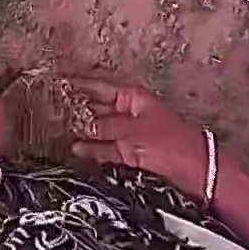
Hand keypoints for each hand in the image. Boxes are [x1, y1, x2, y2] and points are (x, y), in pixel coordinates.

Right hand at [67, 77, 210, 197]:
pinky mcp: (128, 151)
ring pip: (99, 128)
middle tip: (54, 105)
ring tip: (60, 127)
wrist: (194, 170)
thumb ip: (108, 128)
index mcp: (132, 97)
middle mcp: (127, 112)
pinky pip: (105, 147)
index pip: (100, 85)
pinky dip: (93, 149)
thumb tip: (85, 129)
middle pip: (97, 105)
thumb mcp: (136, 131)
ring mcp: (128, 132)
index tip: (61, 79)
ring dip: (83, 129)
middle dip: (78, 105)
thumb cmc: (171, 142)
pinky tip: (77, 149)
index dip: (81, 82)